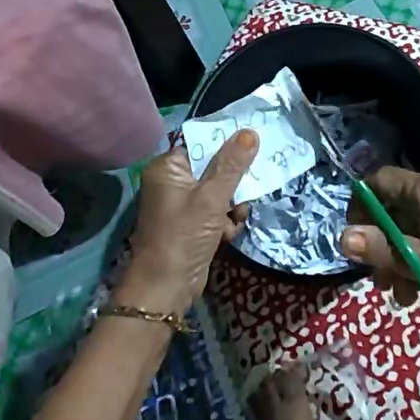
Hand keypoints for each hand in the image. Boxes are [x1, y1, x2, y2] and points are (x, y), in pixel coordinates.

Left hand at [115, 131, 258, 316]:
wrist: (166, 288)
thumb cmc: (184, 235)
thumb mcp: (212, 197)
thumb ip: (232, 164)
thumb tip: (250, 132)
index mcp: (167, 168)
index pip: (201, 144)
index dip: (227, 146)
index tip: (252, 147)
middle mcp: (171, 183)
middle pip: (213, 168)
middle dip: (233, 182)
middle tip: (247, 188)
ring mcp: (181, 205)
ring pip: (219, 191)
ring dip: (232, 204)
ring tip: (236, 216)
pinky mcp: (191, 225)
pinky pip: (216, 211)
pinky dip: (225, 220)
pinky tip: (229, 232)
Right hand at [339, 167, 419, 308]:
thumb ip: (388, 251)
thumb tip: (343, 238)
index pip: (379, 180)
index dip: (360, 207)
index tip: (355, 242)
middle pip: (392, 208)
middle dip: (381, 244)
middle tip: (380, 283)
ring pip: (409, 227)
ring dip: (400, 259)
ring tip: (404, 297)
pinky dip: (419, 260)